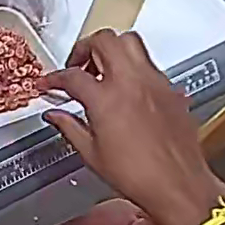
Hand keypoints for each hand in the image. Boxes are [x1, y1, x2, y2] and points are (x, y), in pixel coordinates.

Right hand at [40, 29, 224, 224]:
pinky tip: (125, 88)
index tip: (48, 84)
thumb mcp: (91, 153)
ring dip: (110, 49)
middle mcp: (131, 82)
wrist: (175, 183)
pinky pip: (148, 63)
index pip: (72, 76)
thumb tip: (55, 115)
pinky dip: (131, 67)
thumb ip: (69, 127)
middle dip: (84, 48)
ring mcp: (154, 81)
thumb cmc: (137, 175)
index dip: (54, 78)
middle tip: (76, 67)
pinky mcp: (170, 88)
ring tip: (100, 71)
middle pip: (103, 40)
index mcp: (105, 99)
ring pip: (129, 42)